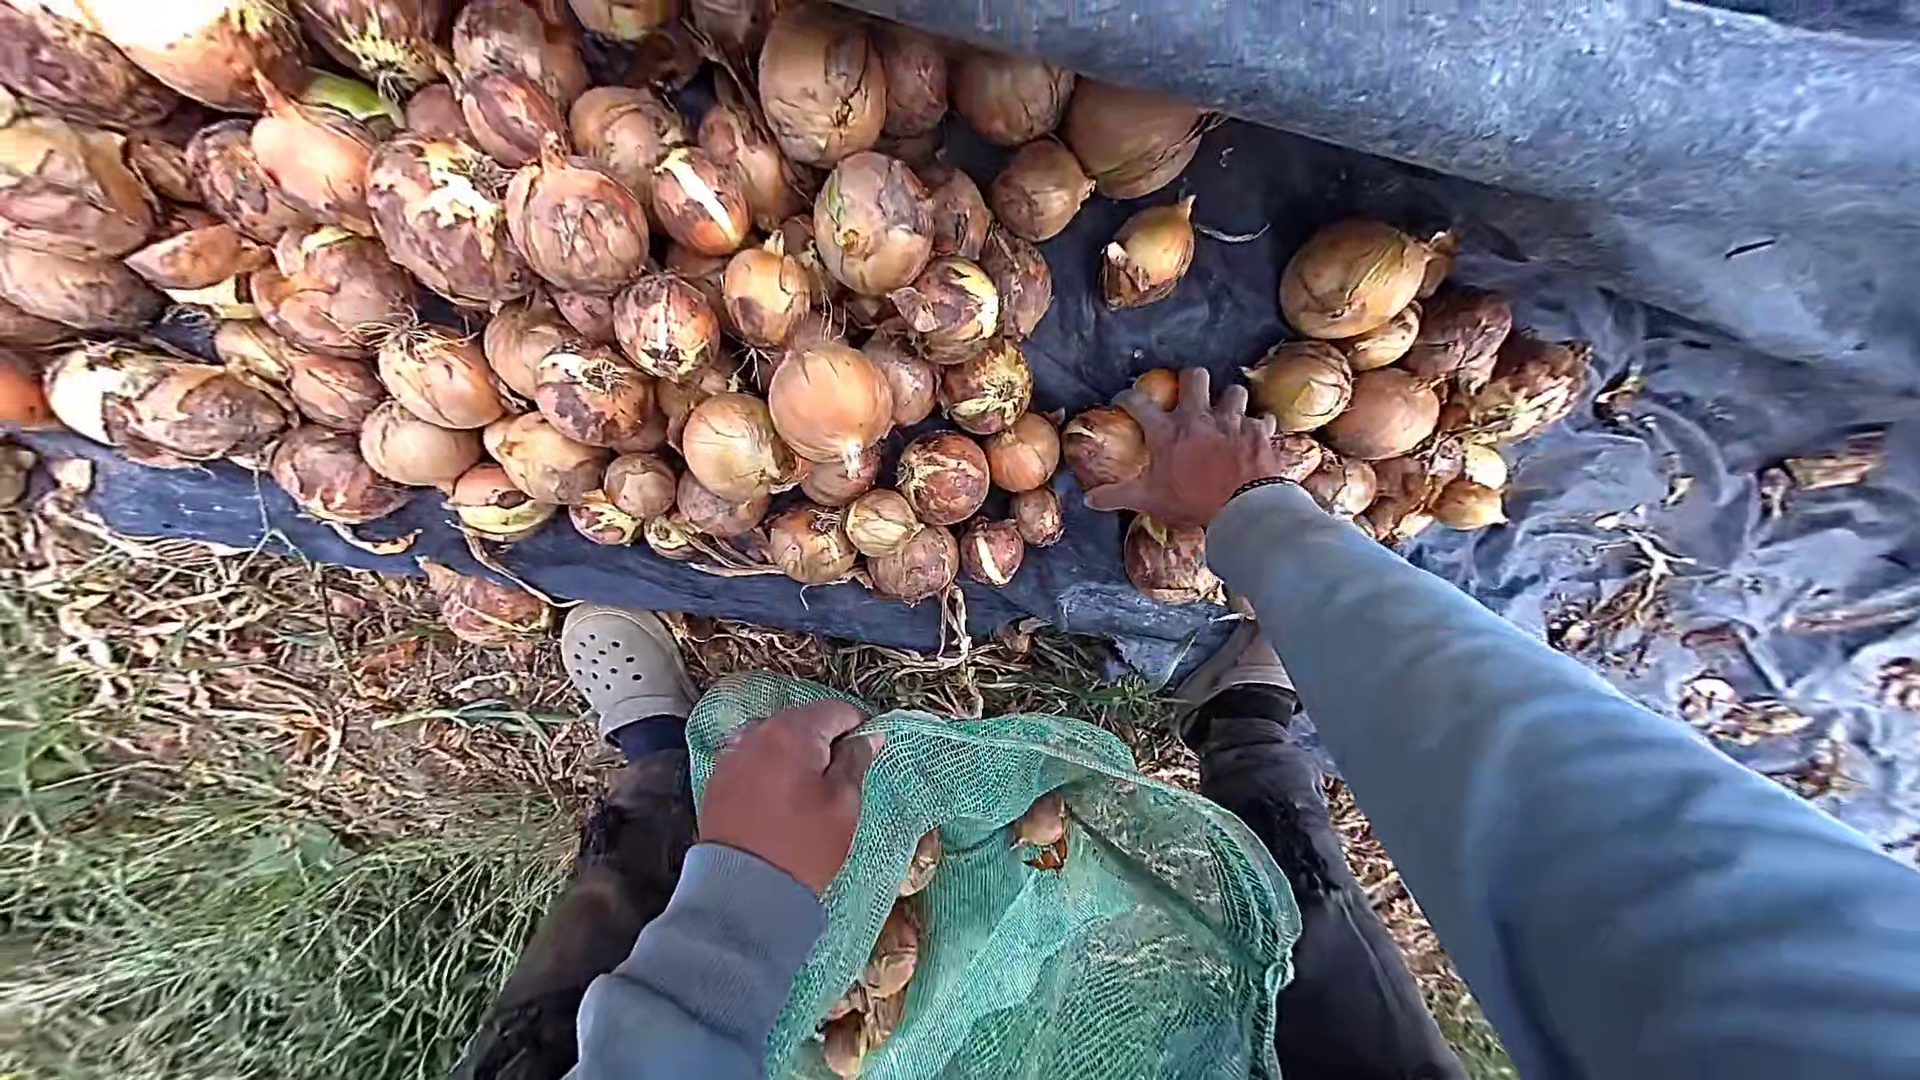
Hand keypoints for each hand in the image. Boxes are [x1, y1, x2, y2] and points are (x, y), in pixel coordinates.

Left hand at [699, 700, 881, 892]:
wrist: (740, 895)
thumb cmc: (802, 846)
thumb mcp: (843, 803)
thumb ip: (856, 760)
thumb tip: (870, 734)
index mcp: (794, 731)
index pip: (838, 710)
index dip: (859, 726)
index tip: (867, 749)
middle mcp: (759, 730)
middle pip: (805, 719)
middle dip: (826, 737)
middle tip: (840, 773)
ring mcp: (734, 752)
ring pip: (777, 736)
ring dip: (796, 749)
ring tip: (808, 784)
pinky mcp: (718, 777)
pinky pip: (754, 756)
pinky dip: (770, 764)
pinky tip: (779, 793)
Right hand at [1086, 367, 1292, 527]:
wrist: (1242, 508)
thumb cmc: (1191, 501)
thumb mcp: (1148, 499)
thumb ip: (1117, 496)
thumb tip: (1089, 500)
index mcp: (1167, 431)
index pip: (1138, 403)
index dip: (1127, 397)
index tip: (1123, 399)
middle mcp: (1198, 418)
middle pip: (1194, 377)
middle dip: (1190, 380)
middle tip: (1187, 391)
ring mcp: (1232, 422)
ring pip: (1233, 391)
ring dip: (1228, 399)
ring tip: (1224, 411)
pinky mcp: (1258, 432)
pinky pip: (1261, 419)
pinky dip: (1256, 426)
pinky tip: (1253, 434)